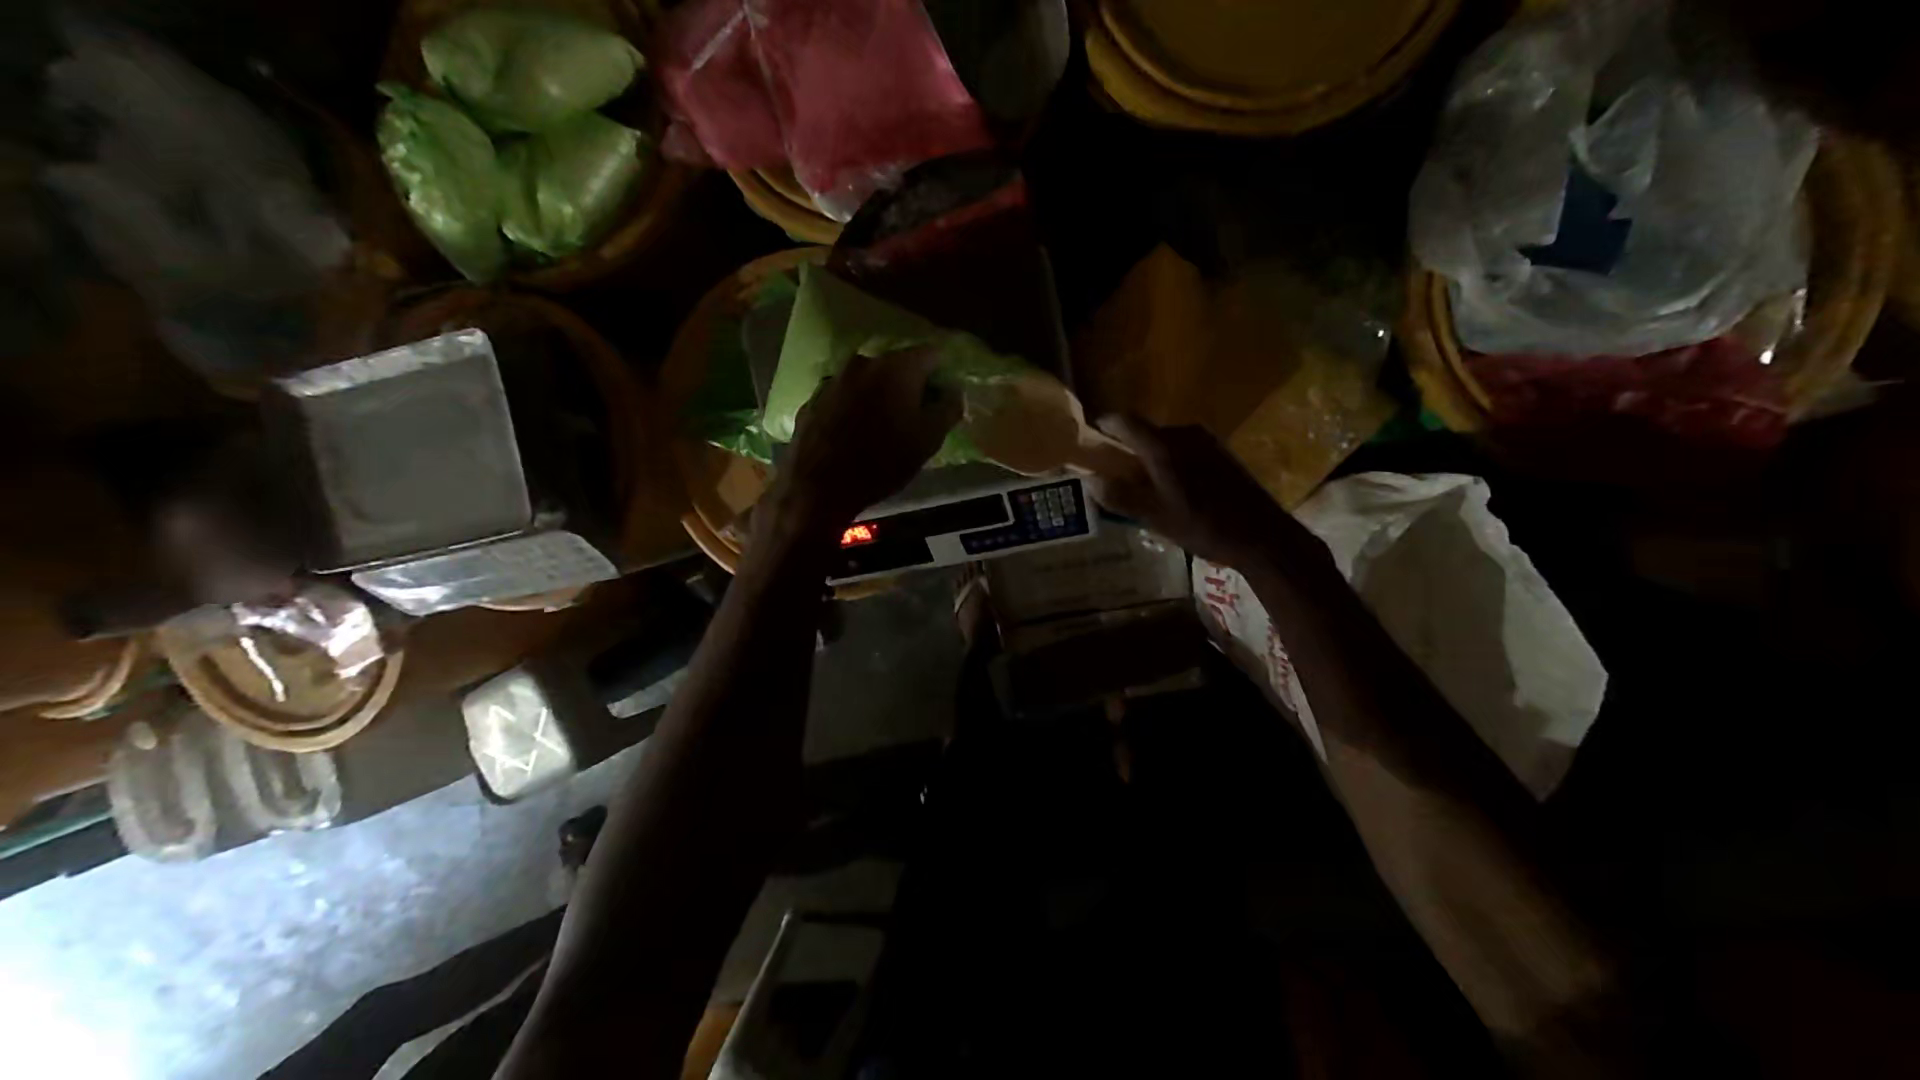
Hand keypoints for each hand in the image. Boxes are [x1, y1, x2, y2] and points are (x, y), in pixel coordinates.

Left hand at [761, 347, 961, 538]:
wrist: (818, 486)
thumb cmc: (882, 461)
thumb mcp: (928, 440)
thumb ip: (947, 409)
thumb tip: (954, 392)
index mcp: (897, 367)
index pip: (932, 354)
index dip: (942, 373)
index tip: (944, 396)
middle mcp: (864, 362)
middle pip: (897, 364)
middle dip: (910, 383)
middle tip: (917, 412)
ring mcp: (834, 379)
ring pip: (868, 379)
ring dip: (879, 395)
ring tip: (884, 425)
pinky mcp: (813, 399)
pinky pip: (844, 396)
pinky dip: (854, 407)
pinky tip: (854, 433)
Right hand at [1087, 415, 1332, 575]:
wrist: (1262, 535)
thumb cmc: (1203, 526)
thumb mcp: (1155, 517)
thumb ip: (1120, 496)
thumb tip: (1089, 480)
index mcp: (1164, 447)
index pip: (1126, 421)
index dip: (1106, 424)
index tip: (1092, 432)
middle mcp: (1185, 435)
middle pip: (1147, 431)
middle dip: (1128, 446)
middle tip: (1113, 467)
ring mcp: (1208, 442)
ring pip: (1168, 441)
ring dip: (1151, 455)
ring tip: (1141, 481)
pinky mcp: (1223, 453)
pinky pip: (1186, 449)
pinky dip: (1171, 460)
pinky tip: (1172, 486)